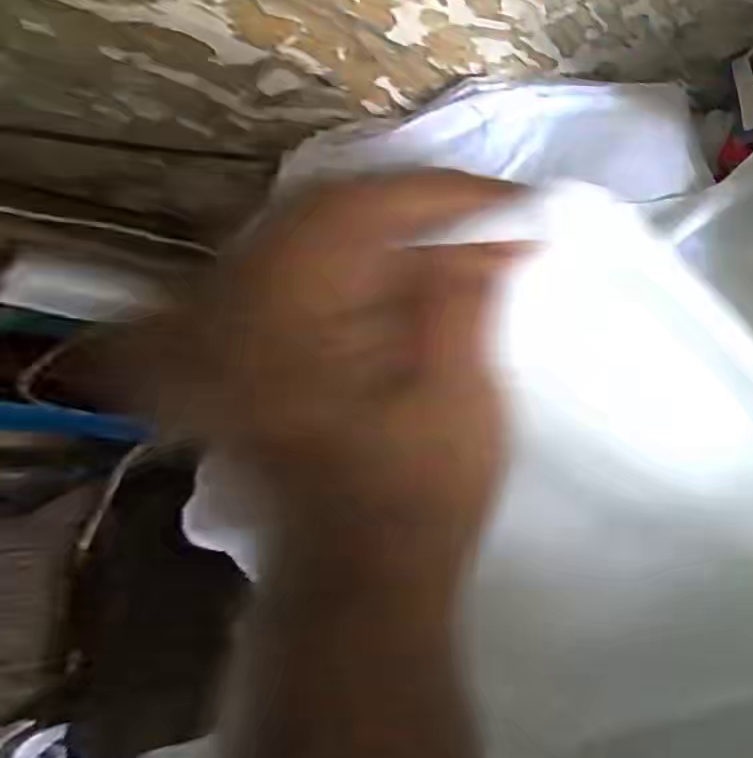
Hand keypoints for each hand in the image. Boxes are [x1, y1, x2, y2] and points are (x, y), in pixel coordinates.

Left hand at [153, 170, 527, 583]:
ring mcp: (221, 327)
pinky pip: (303, 261)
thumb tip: (499, 233)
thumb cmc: (424, 489)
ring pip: (311, 229)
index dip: (448, 193)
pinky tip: (422, 261)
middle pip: (324, 208)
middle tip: (506, 213)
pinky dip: (370, 248)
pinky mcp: (239, 342)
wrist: (363, 564)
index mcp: (278, 326)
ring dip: (401, 221)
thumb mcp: (460, 392)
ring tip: (476, 232)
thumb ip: (464, 300)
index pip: (357, 211)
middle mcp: (224, 313)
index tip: (526, 203)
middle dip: (427, 201)